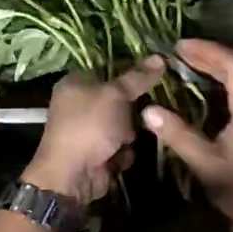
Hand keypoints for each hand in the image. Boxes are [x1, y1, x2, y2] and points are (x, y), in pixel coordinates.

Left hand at [24, 57, 164, 201]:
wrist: (72, 174)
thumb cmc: (89, 125)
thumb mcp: (115, 96)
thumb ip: (137, 78)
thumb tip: (160, 57)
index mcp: (76, 82)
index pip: (109, 68)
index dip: (132, 70)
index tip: (157, 73)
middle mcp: (80, 103)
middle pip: (119, 97)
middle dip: (134, 107)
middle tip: (150, 107)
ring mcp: (89, 129)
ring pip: (124, 122)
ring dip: (130, 132)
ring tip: (128, 137)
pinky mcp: (98, 150)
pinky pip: (121, 144)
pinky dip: (123, 151)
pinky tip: (120, 156)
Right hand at [140, 40, 232, 223]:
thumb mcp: (207, 163)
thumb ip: (179, 135)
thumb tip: (149, 111)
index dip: (206, 51)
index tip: (179, 46)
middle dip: (209, 55)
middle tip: (179, 53)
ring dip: (217, 68)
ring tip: (188, 65)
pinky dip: (224, 82)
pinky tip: (206, 90)